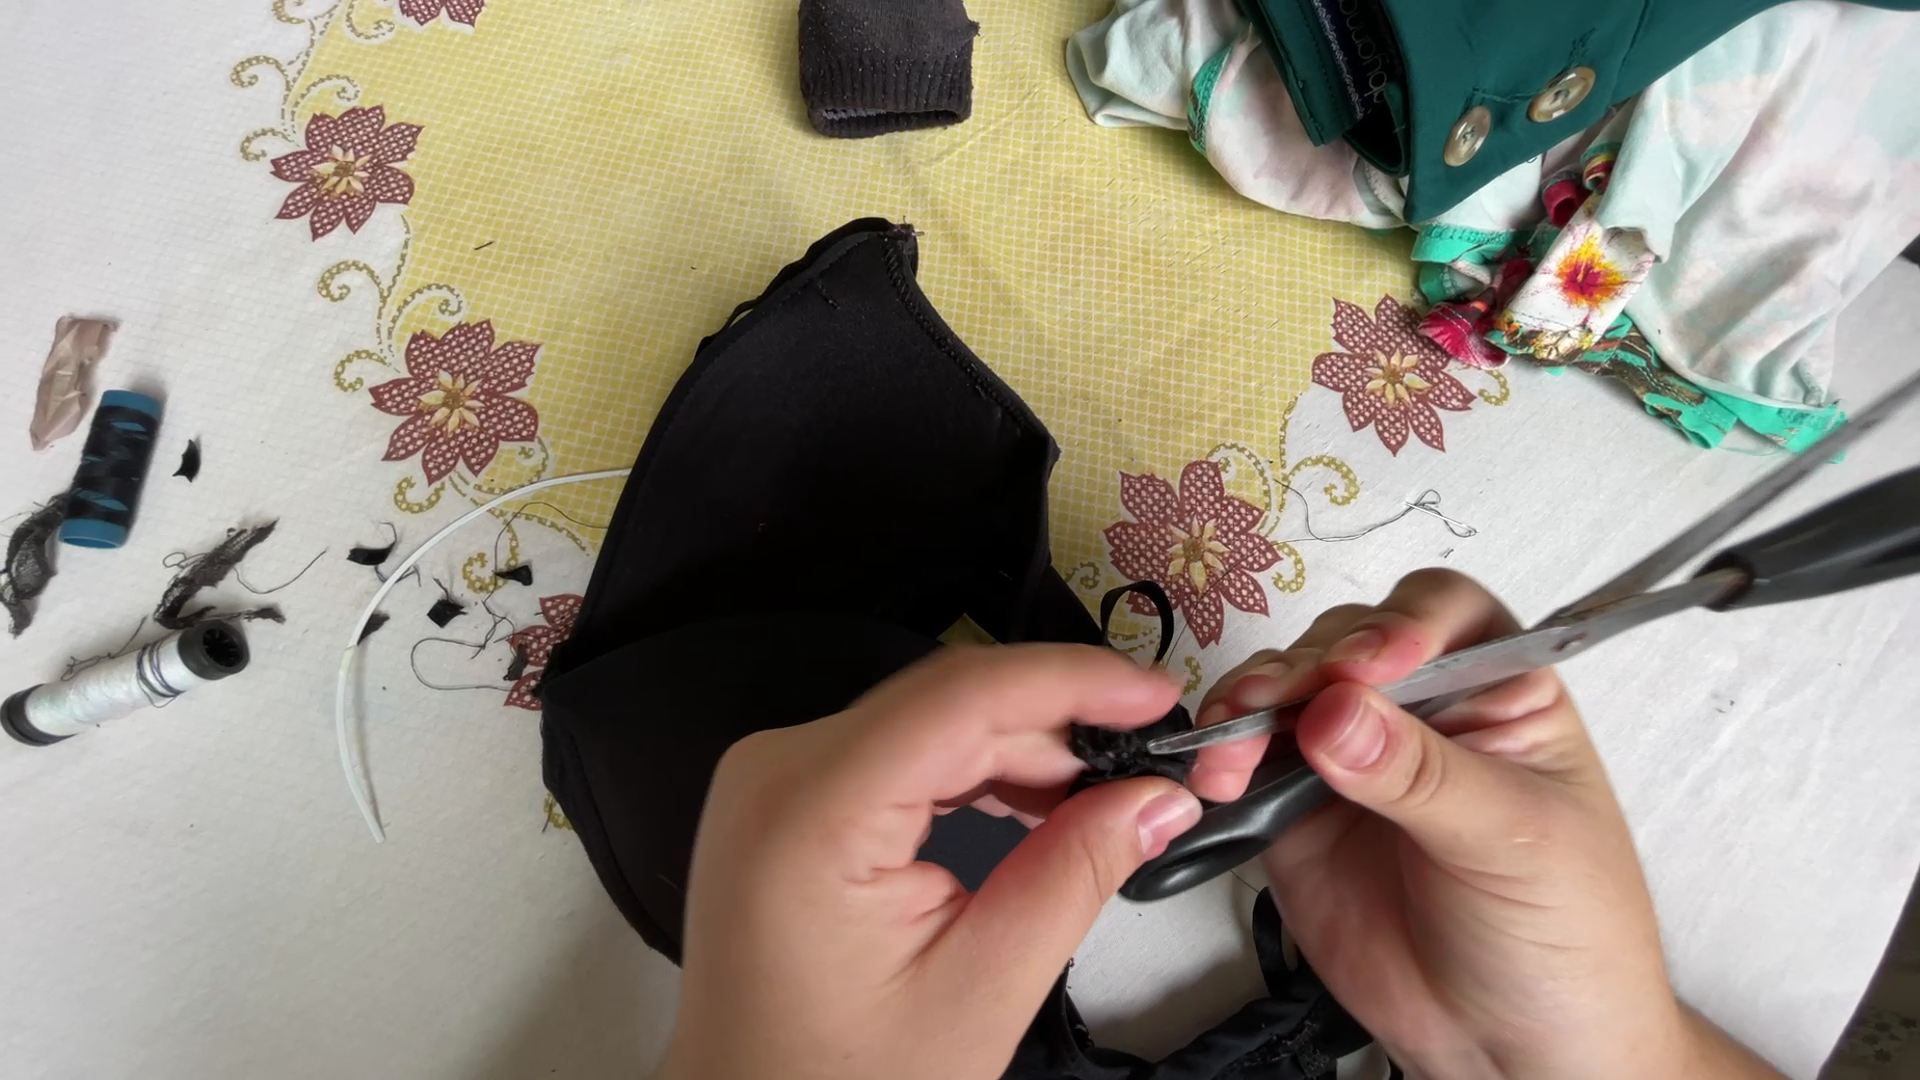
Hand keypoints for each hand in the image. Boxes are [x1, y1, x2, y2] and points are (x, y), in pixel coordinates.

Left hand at [653, 645, 1203, 1079]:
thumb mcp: (976, 992)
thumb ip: (1075, 875)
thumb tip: (1153, 798)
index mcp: (808, 811)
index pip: (960, 697)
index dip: (1068, 680)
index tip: (1148, 691)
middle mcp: (782, 765)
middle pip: (950, 702)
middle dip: (1059, 722)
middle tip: (1145, 752)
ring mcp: (786, 769)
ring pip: (936, 716)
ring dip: (1025, 745)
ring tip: (1098, 790)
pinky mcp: (802, 783)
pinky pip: (910, 744)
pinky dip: (980, 764)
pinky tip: (1033, 796)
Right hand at [1192, 569, 1782, 1079]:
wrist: (1498, 1046)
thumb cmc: (1559, 938)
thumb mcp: (1516, 846)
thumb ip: (1423, 775)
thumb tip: (1333, 713)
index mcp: (1493, 693)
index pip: (1446, 613)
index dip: (1405, 621)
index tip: (1370, 666)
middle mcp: (1410, 706)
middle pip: (1342, 638)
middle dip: (1307, 665)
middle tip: (1287, 704)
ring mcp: (1341, 746)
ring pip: (1281, 683)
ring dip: (1250, 700)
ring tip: (1234, 742)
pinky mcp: (1287, 791)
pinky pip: (1243, 746)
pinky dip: (1221, 748)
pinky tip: (1217, 773)